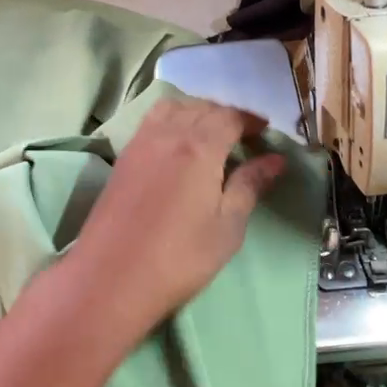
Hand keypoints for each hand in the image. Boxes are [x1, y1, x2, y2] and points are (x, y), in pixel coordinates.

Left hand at [69, 99, 285, 332]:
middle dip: (226, 115)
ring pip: (174, 108)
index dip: (250, 119)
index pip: (230, 117)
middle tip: (243, 135)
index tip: (265, 131)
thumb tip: (275, 159)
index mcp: (200, 148)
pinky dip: (172, 119)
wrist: (111, 278)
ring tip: (210, 134)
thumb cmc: (179, 258)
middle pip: (202, 108)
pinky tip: (178, 144)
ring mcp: (141, 143)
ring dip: (196, 112)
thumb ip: (250, 186)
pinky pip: (152, 121)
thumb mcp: (227, 227)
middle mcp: (169, 134)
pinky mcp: (123, 157)